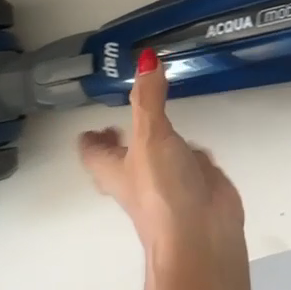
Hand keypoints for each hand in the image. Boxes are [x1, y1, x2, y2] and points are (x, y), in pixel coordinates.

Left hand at [79, 48, 245, 257]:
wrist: (200, 231)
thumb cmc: (163, 189)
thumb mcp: (152, 137)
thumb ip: (150, 98)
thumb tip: (146, 57)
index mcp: (114, 170)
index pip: (93, 152)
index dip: (90, 138)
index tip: (90, 123)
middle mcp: (137, 176)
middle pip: (122, 157)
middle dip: (121, 141)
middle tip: (120, 122)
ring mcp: (168, 182)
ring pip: (158, 156)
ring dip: (159, 142)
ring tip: (163, 121)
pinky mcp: (197, 184)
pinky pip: (190, 162)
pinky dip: (191, 151)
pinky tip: (199, 143)